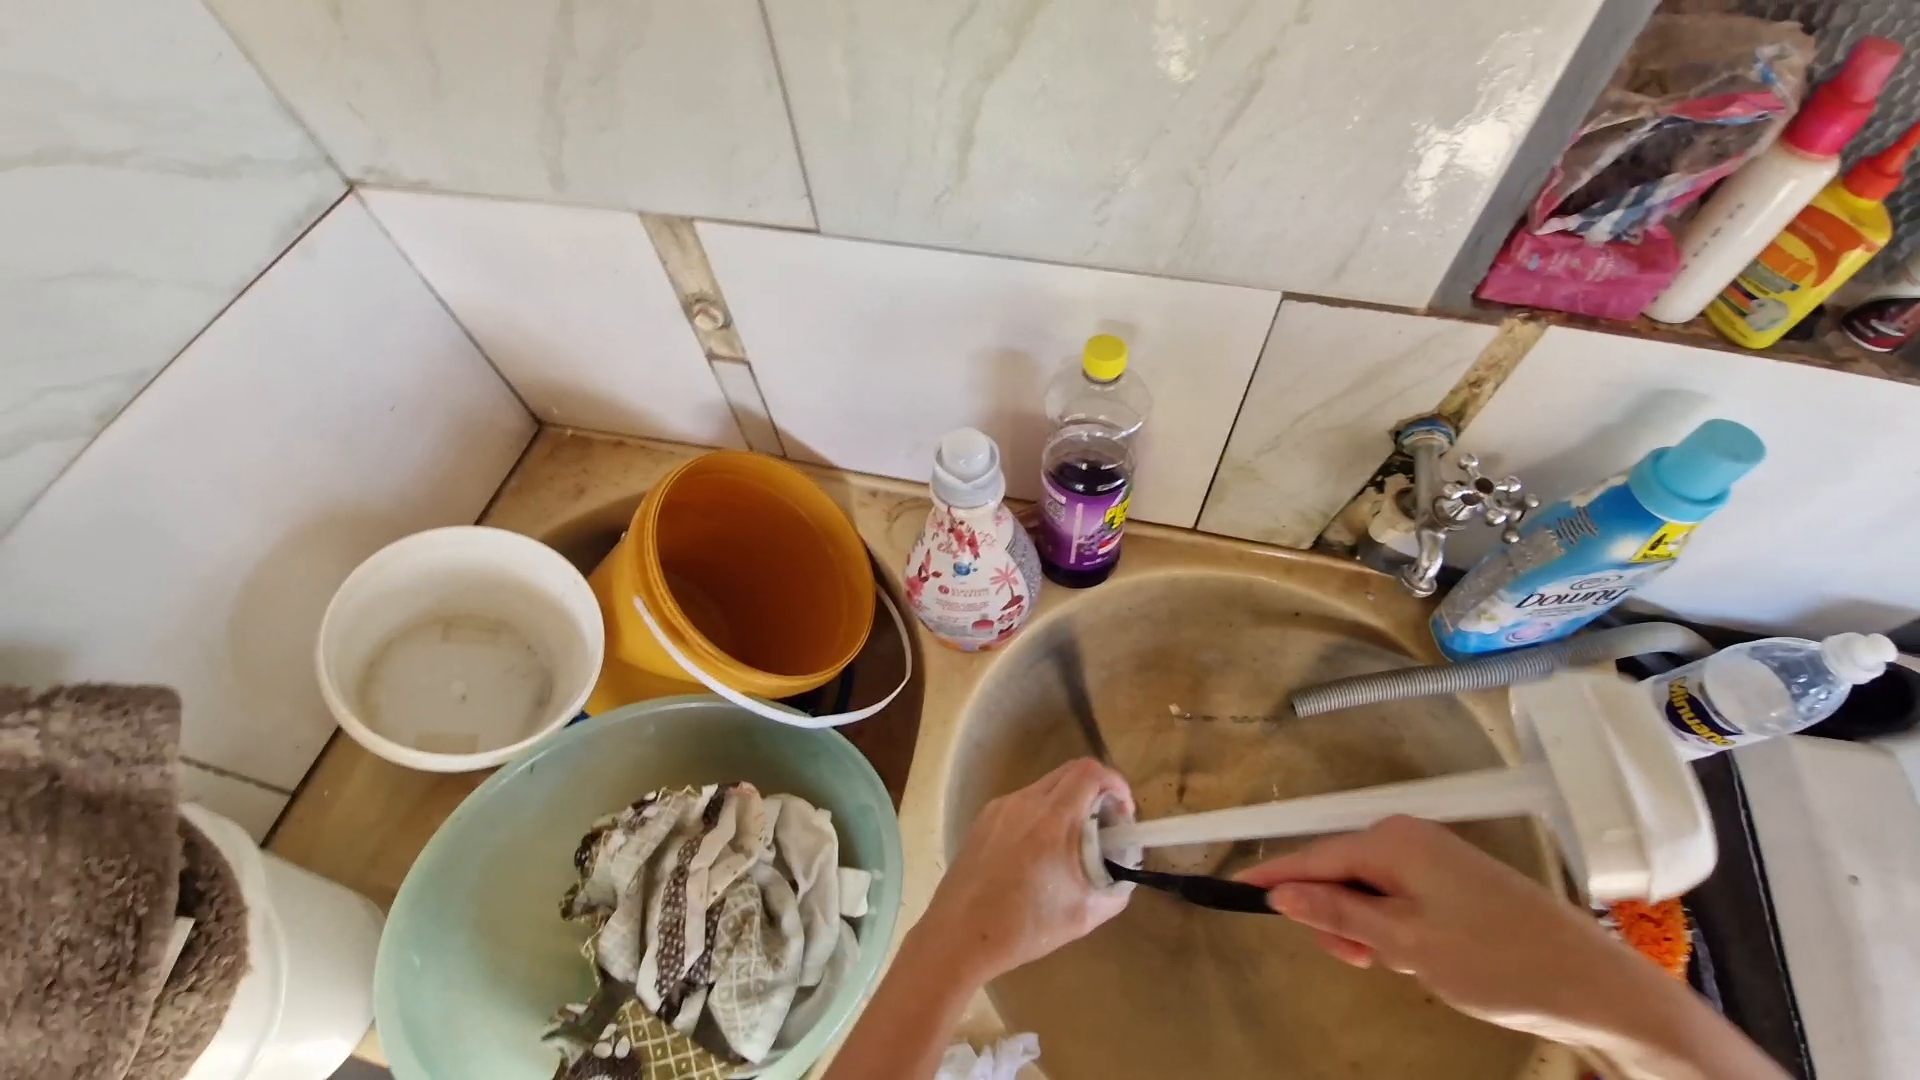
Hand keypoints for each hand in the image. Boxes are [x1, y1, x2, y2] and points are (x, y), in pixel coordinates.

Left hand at [916, 757, 1133, 984]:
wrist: (959, 935)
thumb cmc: (1025, 927)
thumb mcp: (1084, 913)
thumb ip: (1115, 885)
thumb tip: (1123, 866)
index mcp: (1052, 819)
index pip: (1090, 772)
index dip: (1115, 784)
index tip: (1122, 814)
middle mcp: (1025, 802)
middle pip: (1070, 773)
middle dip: (1095, 793)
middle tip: (1102, 829)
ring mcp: (1001, 807)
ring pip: (1046, 788)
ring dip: (1067, 805)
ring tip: (1070, 847)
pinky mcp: (984, 818)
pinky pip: (1023, 804)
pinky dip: (1041, 816)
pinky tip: (1036, 856)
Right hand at [1236, 815, 1627, 1034]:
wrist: (1599, 987)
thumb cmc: (1495, 962)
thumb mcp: (1405, 944)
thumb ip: (1336, 913)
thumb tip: (1279, 892)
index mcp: (1391, 841)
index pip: (1313, 856)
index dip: (1274, 876)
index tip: (1233, 888)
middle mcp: (1406, 835)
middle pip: (1339, 872)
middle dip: (1335, 916)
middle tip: (1357, 962)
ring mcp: (1432, 855)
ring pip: (1367, 888)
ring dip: (1365, 926)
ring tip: (1395, 965)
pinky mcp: (1452, 878)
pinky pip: (1397, 894)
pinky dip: (1391, 925)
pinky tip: (1414, 955)